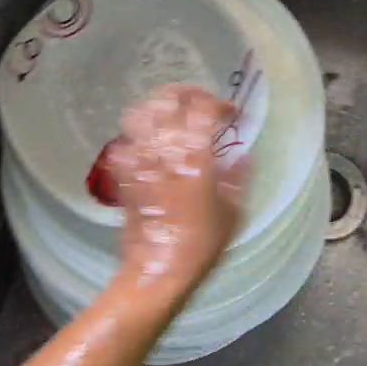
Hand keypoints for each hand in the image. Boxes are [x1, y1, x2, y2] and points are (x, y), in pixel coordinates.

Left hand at [107, 85, 249, 301]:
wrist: (158, 272)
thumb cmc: (201, 244)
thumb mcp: (233, 212)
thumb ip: (239, 177)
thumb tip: (243, 155)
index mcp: (195, 155)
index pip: (203, 107)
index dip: (218, 103)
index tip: (229, 114)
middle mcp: (164, 150)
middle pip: (165, 99)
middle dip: (183, 93)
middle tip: (197, 102)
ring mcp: (139, 161)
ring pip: (138, 115)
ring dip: (155, 110)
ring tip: (169, 117)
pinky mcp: (123, 176)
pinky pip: (123, 145)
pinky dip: (135, 139)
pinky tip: (147, 147)